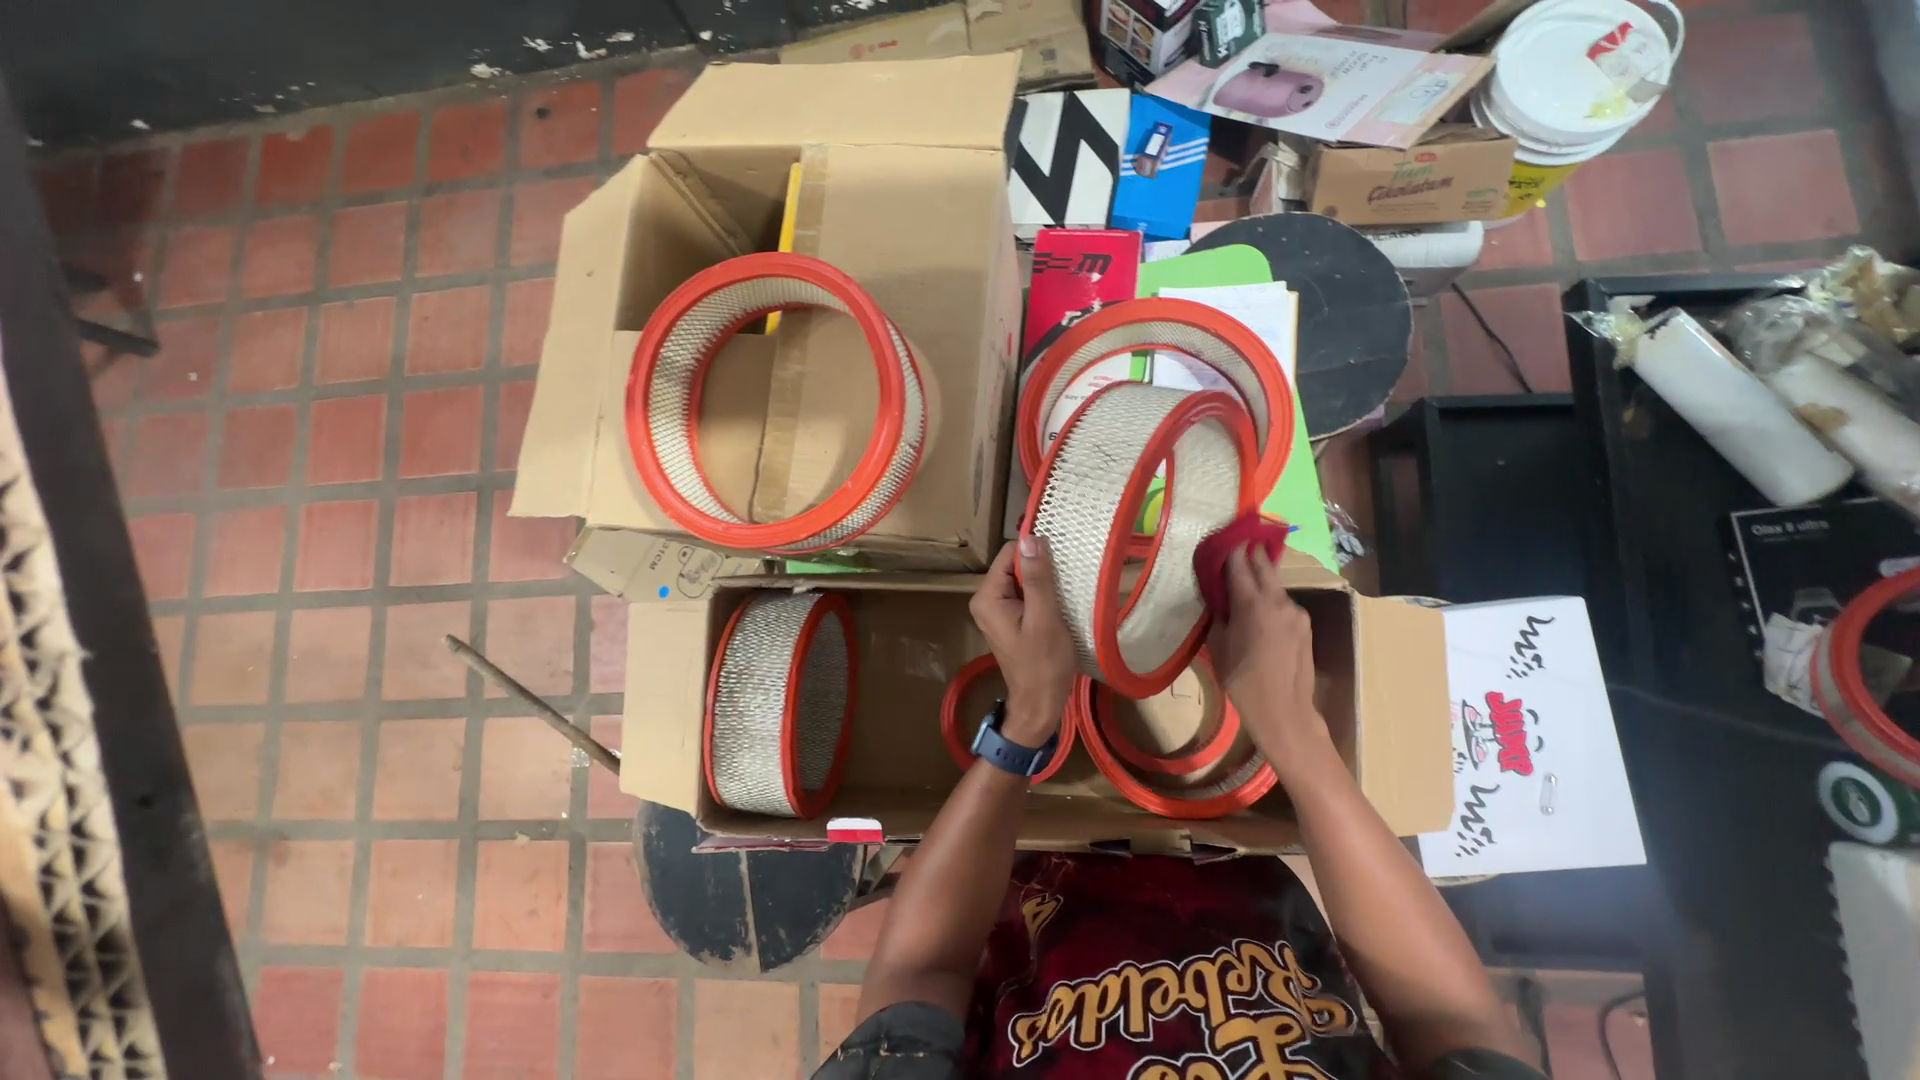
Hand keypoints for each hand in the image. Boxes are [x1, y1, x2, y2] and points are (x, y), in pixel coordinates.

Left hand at [969, 537, 1075, 744]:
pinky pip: (1025, 595)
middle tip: (1065, 583)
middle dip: (1040, 570)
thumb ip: (1036, 578)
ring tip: (1064, 596)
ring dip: (1044, 584)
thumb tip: (1030, 538)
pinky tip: (1058, 607)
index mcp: (987, 597)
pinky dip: (1042, 597)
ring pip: (1022, 580)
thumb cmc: (1044, 664)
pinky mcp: (1009, 620)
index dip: (1035, 553)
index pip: (1010, 554)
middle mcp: (985, 600)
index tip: (1060, 563)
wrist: (1040, 704)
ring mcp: (996, 610)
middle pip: (1015, 565)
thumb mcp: (1044, 618)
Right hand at [1206, 544, 1332, 766]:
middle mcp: (1278, 600)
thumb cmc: (1242, 682)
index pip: (1240, 563)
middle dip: (1251, 553)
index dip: (1230, 548)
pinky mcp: (1305, 624)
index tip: (1223, 538)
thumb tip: (1218, 599)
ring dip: (1262, 579)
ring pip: (1275, 586)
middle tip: (1239, 542)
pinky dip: (1271, 600)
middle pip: (1264, 565)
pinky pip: (1284, 604)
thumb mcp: (1219, 647)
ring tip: (1246, 579)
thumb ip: (1219, 616)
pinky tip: (1261, 612)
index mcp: (1252, 604)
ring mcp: (1296, 611)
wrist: (1284, 711)